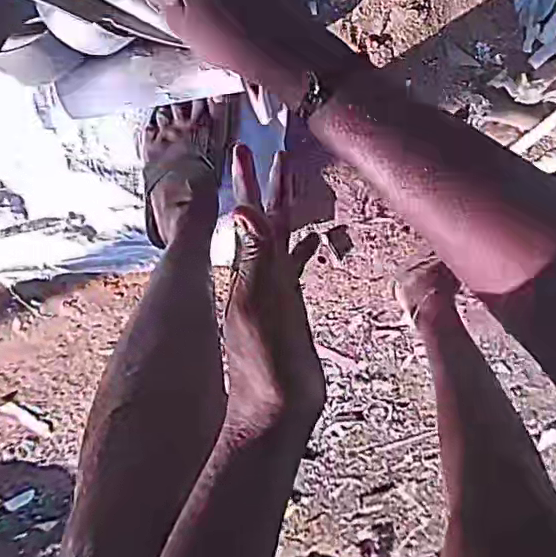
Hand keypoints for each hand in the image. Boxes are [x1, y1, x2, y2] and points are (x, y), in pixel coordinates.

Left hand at [221, 144, 324, 430]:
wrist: (275, 409)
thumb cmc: (262, 361)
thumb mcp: (255, 304)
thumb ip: (253, 257)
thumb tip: (241, 208)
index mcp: (252, 267)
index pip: (250, 212)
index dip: (248, 180)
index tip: (245, 148)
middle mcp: (261, 270)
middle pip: (267, 215)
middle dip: (268, 183)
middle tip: (276, 152)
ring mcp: (276, 286)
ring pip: (284, 235)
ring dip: (286, 208)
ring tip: (294, 184)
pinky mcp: (291, 303)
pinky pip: (297, 264)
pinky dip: (304, 246)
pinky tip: (314, 238)